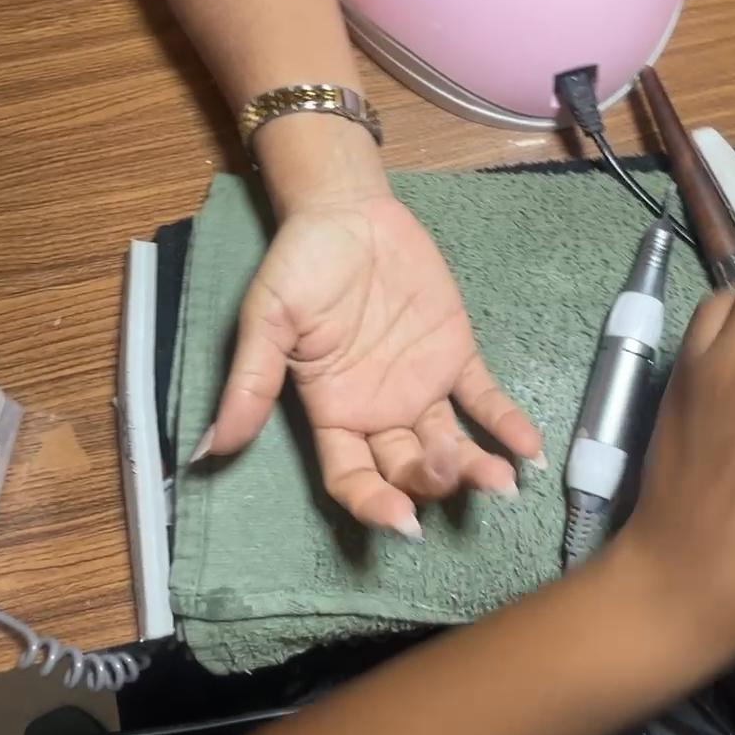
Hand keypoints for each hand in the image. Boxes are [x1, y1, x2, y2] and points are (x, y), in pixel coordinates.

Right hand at [197, 193, 542, 537]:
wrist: (347, 214)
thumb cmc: (300, 266)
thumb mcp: (267, 321)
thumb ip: (251, 382)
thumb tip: (208, 450)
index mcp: (333, 411)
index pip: (352, 476)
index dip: (373, 504)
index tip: (400, 521)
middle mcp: (378, 411)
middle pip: (406, 468)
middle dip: (431, 481)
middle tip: (453, 472)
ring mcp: (420, 386)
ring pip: (450, 441)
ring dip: (475, 465)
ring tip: (501, 480)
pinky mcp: (454, 356)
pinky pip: (482, 396)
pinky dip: (504, 421)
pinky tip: (527, 448)